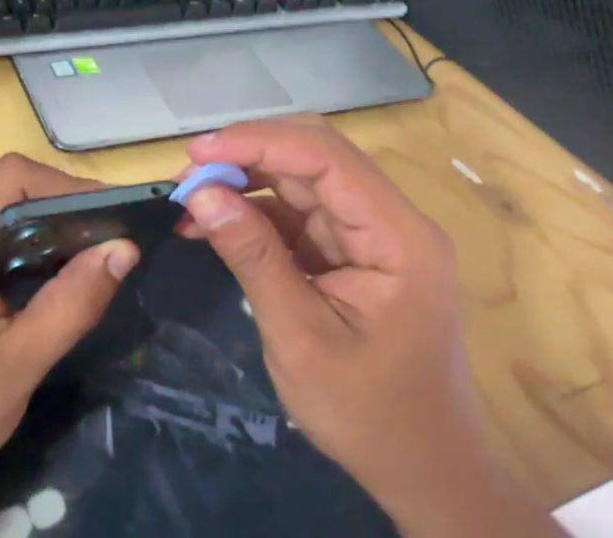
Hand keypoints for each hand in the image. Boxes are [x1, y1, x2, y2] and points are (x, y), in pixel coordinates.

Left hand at [0, 154, 138, 536]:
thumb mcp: (15, 368)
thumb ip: (70, 303)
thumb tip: (123, 249)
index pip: (9, 178)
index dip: (67, 186)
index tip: (115, 217)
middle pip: (2, 196)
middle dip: (62, 213)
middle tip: (115, 245)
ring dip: (42, 237)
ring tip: (93, 263)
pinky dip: (17, 257)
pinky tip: (49, 284)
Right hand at [180, 119, 561, 537]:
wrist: (424, 470)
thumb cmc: (368, 412)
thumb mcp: (299, 336)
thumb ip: (253, 256)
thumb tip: (202, 193)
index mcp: (398, 236)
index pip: (326, 157)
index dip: (259, 142)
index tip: (198, 153)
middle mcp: (392, 222)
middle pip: (316, 159)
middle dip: (249, 156)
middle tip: (188, 172)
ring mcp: (374, 237)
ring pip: (304, 182)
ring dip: (247, 184)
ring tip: (191, 202)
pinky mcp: (355, 254)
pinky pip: (302, 216)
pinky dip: (257, 215)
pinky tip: (216, 225)